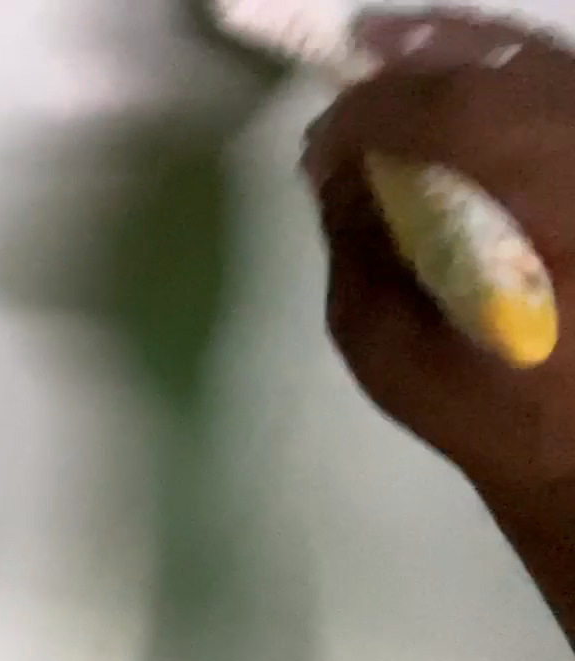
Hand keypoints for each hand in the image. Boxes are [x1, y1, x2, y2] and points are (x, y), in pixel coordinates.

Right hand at [304, 10, 574, 499]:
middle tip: (361, 44)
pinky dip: (520, 83)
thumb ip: (359, 243)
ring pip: (566, 70)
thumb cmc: (484, 407)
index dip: (379, 107)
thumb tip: (334, 164)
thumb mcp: (385, 339)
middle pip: (528, 69)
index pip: (460, 116)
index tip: (321, 132)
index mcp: (556, 211)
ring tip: (405, 49)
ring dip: (478, 55)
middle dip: (431, 54)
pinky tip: (471, 86)